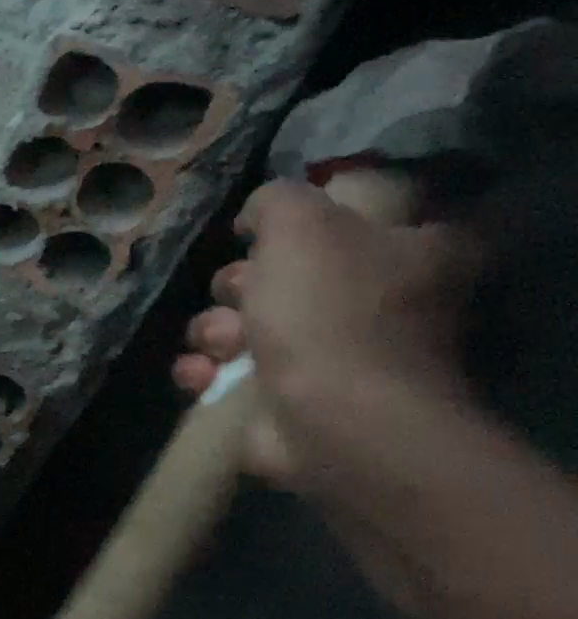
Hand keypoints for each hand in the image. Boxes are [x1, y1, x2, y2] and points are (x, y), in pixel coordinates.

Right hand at [172, 180, 473, 483]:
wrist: (332, 418)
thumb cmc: (328, 311)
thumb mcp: (302, 224)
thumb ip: (278, 200)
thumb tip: (259, 214)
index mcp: (413, 254)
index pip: (353, 220)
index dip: (299, 226)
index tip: (262, 236)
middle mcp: (380, 305)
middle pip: (281, 276)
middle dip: (239, 287)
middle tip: (241, 296)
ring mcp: (332, 358)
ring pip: (245, 325)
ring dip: (215, 333)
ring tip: (223, 348)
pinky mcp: (288, 401)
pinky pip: (227, 374)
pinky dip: (206, 373)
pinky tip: (204, 375)